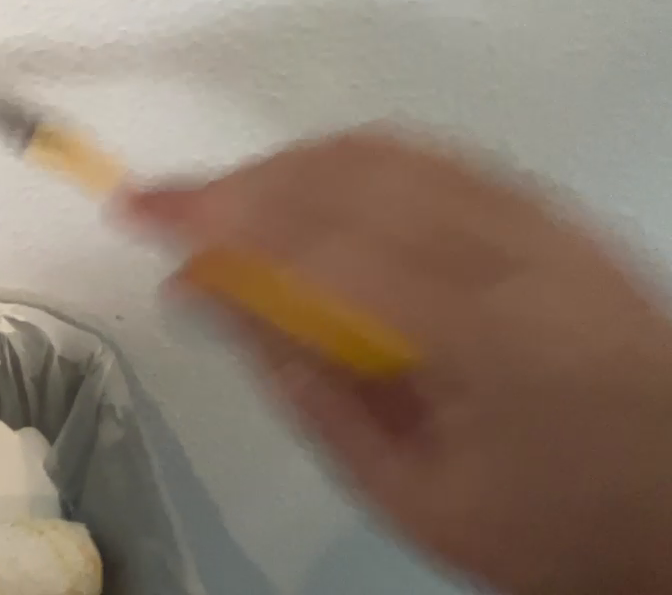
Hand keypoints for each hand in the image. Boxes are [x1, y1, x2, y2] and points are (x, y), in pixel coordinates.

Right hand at [126, 128, 671, 594]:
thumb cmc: (546, 525)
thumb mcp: (402, 489)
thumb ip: (297, 380)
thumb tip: (198, 287)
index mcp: (498, 346)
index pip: (322, 250)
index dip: (213, 219)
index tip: (132, 210)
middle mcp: (527, 263)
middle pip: (341, 182)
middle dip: (230, 187)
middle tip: (162, 210)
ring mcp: (545, 227)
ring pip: (373, 154)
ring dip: (274, 170)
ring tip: (224, 208)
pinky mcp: (547, 212)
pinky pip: (416, 156)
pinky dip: (330, 161)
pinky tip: (295, 191)